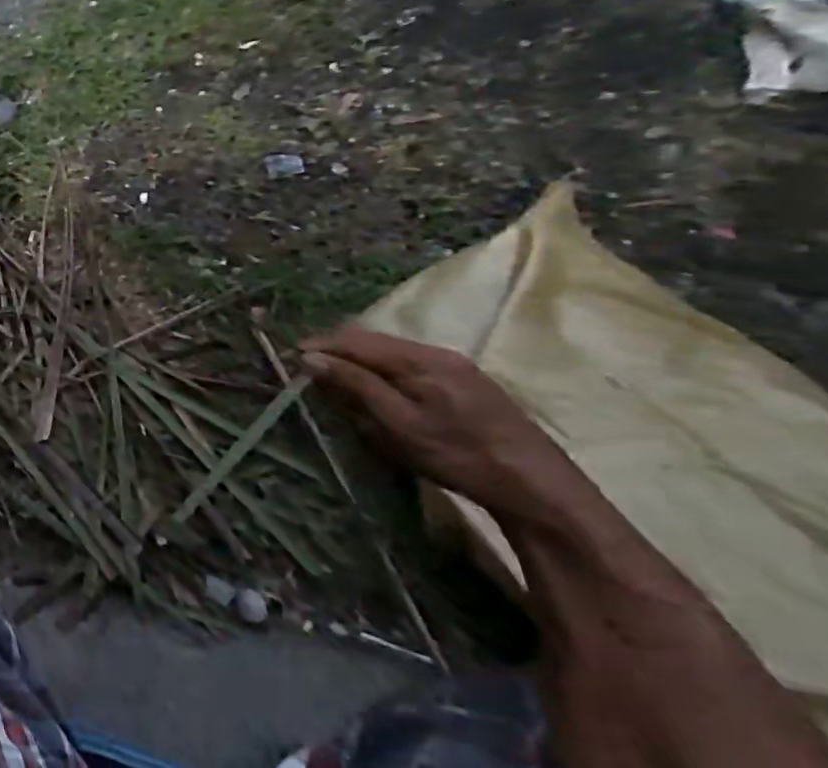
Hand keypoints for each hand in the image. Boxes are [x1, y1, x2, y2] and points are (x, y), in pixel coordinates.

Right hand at [300, 327, 587, 522]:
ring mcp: (455, 367)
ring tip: (335, 383)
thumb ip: (356, 386)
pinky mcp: (465, 384)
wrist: (539, 488)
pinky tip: (376, 392)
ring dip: (357, 362)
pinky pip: (408, 365)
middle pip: (372, 341)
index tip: (289, 358)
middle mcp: (437, 352)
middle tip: (306, 372)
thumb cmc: (460, 455)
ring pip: (390, 353)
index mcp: (420, 358)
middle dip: (336, 352)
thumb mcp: (399, 424)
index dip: (319, 346)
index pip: (355, 339)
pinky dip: (381, 373)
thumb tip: (311, 357)